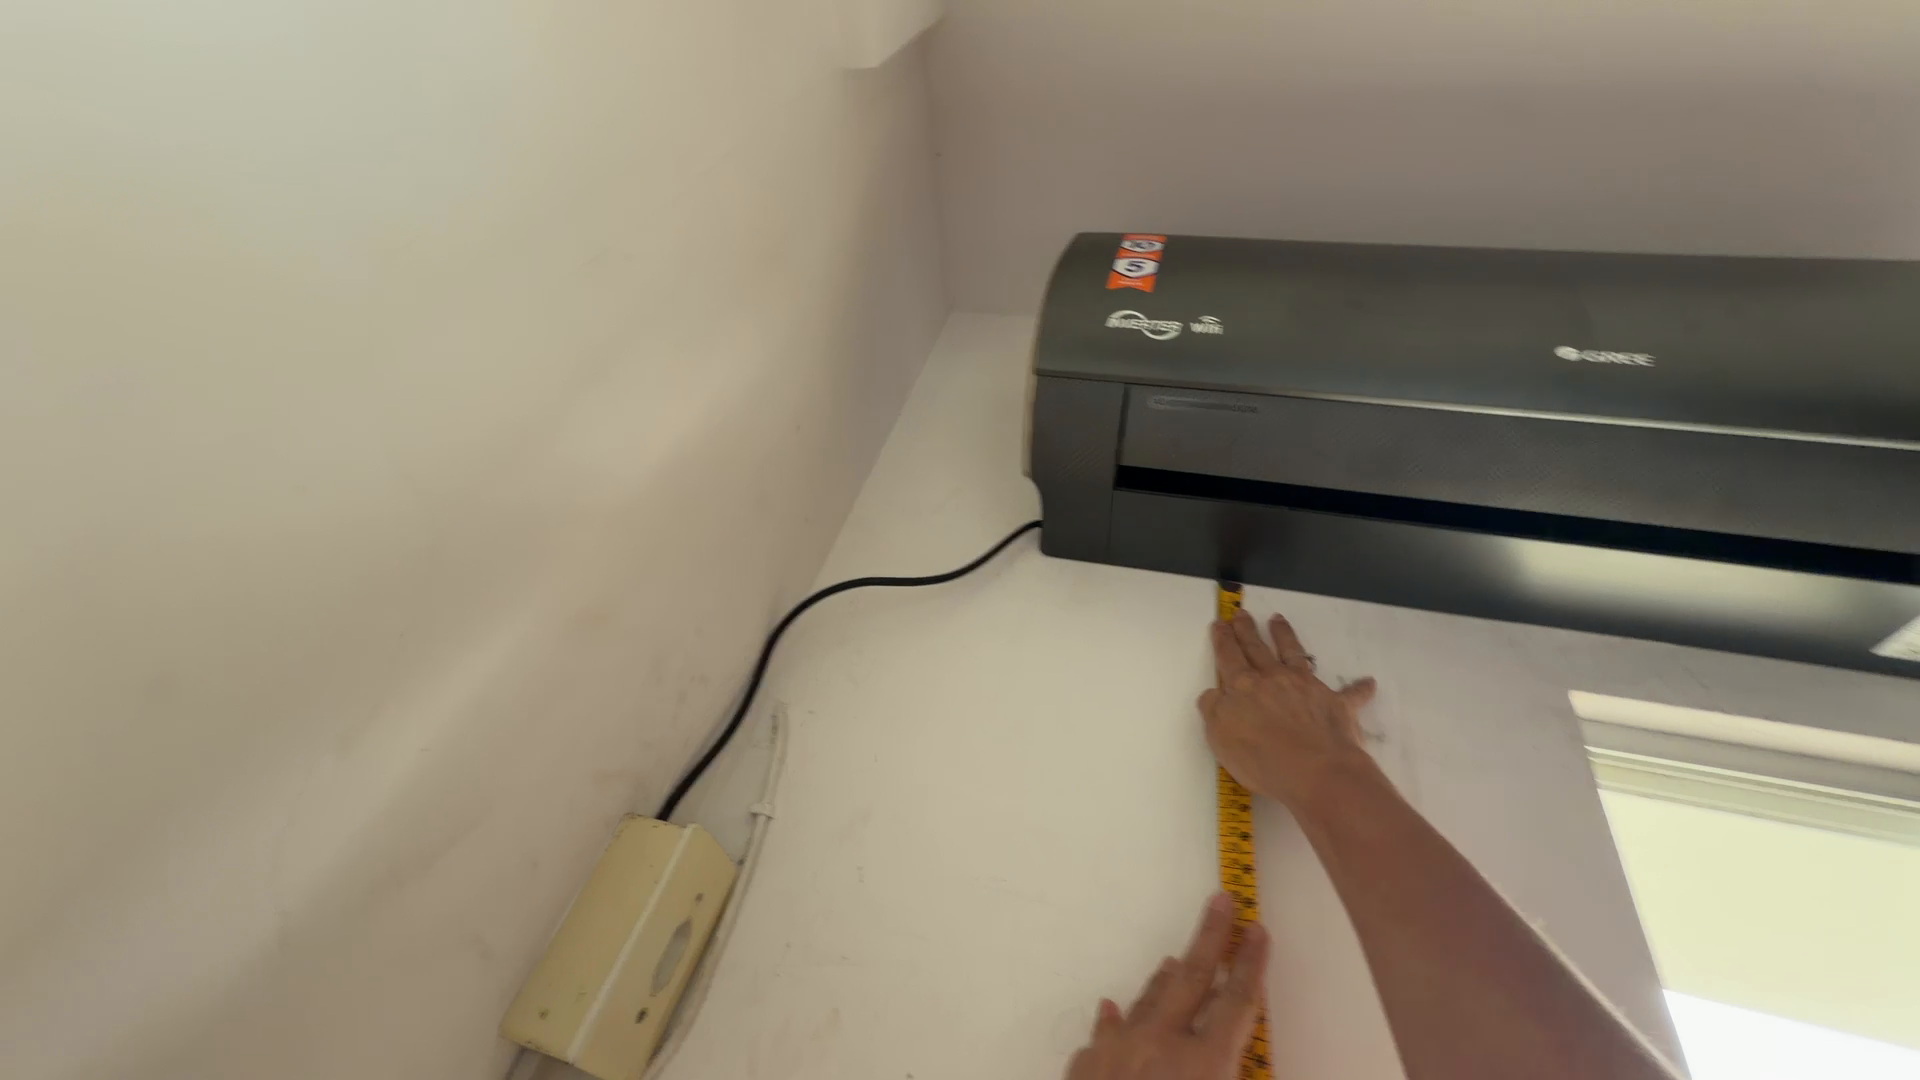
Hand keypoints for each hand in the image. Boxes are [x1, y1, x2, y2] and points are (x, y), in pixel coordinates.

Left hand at [1066, 894, 1269, 1079]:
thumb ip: (1225, 1074)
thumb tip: (1222, 1061)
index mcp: (1203, 1065)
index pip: (1236, 1004)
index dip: (1250, 966)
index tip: (1257, 929)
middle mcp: (1161, 1044)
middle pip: (1192, 979)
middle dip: (1210, 936)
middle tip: (1221, 899)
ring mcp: (1118, 1049)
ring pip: (1147, 1003)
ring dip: (1163, 981)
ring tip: (1173, 962)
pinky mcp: (1086, 1063)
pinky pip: (1106, 1033)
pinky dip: (1117, 1021)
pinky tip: (1111, 1009)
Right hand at [1199, 609, 1379, 811]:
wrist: (1315, 772)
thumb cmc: (1260, 758)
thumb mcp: (1219, 736)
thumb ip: (1213, 710)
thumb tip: (1215, 693)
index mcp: (1242, 686)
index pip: (1228, 656)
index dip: (1223, 639)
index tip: (1220, 623)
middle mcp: (1273, 678)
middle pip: (1257, 648)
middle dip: (1247, 630)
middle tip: (1242, 614)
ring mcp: (1306, 687)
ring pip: (1293, 654)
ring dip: (1284, 635)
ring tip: (1278, 620)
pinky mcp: (1337, 704)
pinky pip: (1350, 693)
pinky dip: (1359, 688)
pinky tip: (1368, 682)